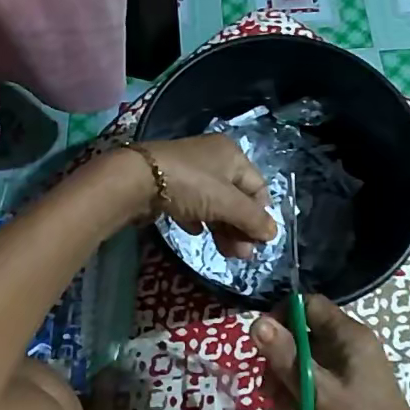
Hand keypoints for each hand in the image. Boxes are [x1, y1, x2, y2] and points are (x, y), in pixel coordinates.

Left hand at [135, 135, 276, 257]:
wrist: (136, 179)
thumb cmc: (190, 185)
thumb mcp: (227, 203)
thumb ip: (252, 219)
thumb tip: (273, 234)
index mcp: (232, 154)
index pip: (258, 187)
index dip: (262, 214)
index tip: (260, 241)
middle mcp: (214, 158)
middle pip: (237, 197)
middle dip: (241, 227)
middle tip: (242, 255)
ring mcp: (190, 171)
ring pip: (215, 203)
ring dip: (223, 228)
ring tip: (225, 253)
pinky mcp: (170, 184)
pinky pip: (193, 204)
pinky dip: (199, 220)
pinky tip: (197, 233)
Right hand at [251, 295, 409, 409]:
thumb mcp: (315, 388)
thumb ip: (285, 355)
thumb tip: (256, 323)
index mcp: (349, 333)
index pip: (309, 304)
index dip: (282, 317)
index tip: (261, 343)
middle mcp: (351, 342)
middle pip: (305, 334)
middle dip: (280, 358)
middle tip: (264, 388)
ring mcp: (353, 365)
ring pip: (309, 359)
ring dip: (287, 380)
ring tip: (275, 409)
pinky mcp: (351, 386)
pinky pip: (319, 378)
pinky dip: (301, 392)